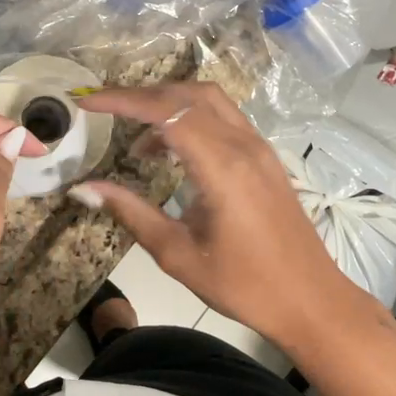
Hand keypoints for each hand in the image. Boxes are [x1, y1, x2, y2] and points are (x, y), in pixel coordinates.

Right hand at [69, 82, 365, 342]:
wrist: (311, 301)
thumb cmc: (244, 285)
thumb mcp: (177, 254)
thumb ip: (130, 213)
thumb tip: (83, 188)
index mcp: (222, 167)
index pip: (165, 112)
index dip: (121, 100)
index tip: (86, 102)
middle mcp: (244, 146)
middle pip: (186, 95)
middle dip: (140, 95)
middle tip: (103, 109)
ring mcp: (259, 148)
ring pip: (208, 100)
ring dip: (167, 104)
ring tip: (136, 138)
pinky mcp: (265, 158)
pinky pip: (223, 118)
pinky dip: (190, 118)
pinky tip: (169, 152)